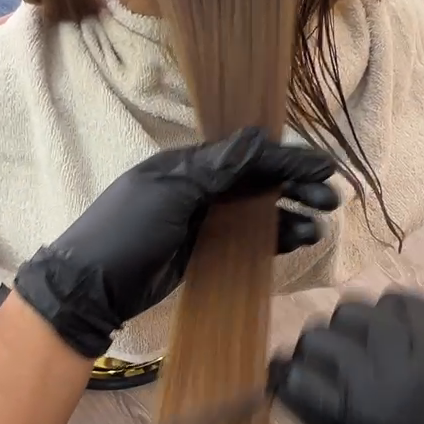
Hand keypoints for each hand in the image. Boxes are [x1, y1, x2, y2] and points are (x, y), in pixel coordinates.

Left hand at [14, 129, 339, 358]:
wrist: (92, 287)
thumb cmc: (127, 232)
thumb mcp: (170, 194)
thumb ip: (216, 169)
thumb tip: (258, 137)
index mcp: (188, 164)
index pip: (246, 155)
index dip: (286, 158)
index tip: (323, 167)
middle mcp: (199, 187)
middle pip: (256, 181)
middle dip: (294, 187)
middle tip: (330, 199)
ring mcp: (201, 221)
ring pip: (254, 212)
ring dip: (287, 216)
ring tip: (318, 227)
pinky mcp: (203, 250)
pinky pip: (244, 239)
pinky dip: (270, 239)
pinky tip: (296, 241)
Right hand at [272, 292, 423, 423]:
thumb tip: (283, 389)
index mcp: (369, 410)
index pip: (299, 376)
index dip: (281, 372)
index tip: (281, 372)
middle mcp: (390, 369)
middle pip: (321, 336)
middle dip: (311, 351)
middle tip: (324, 365)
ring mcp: (423, 341)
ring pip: (355, 309)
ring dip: (347, 329)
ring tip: (361, 347)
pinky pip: (397, 299)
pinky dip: (386, 314)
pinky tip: (394, 335)